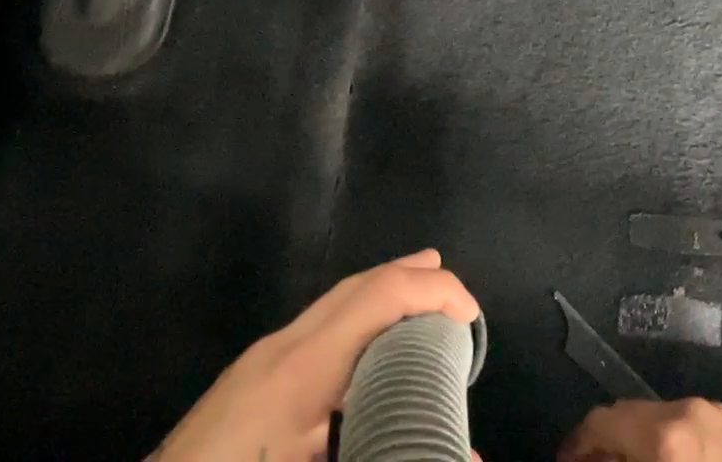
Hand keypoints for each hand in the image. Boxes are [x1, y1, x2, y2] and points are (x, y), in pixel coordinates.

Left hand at [152, 249, 481, 461]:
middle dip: (411, 278)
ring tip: (422, 306)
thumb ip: (394, 448)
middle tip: (457, 295)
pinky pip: (316, 331)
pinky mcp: (249, 382)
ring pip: (332, 306)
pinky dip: (356, 325)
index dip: (434, 292)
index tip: (471, 317)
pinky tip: (368, 357)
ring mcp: (260, 363)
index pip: (378, 296)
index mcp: (302, 370)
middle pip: (355, 288)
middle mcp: (281, 350)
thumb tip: (472, 460)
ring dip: (383, 298)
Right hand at [559, 399, 721, 461]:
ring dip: (633, 442)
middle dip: (603, 443)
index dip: (575, 443)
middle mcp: (687, 410)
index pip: (602, 420)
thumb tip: (590, 459)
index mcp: (666, 433)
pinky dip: (663, 443)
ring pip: (655, 418)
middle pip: (627, 413)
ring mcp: (714, 413)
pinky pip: (683, 425)